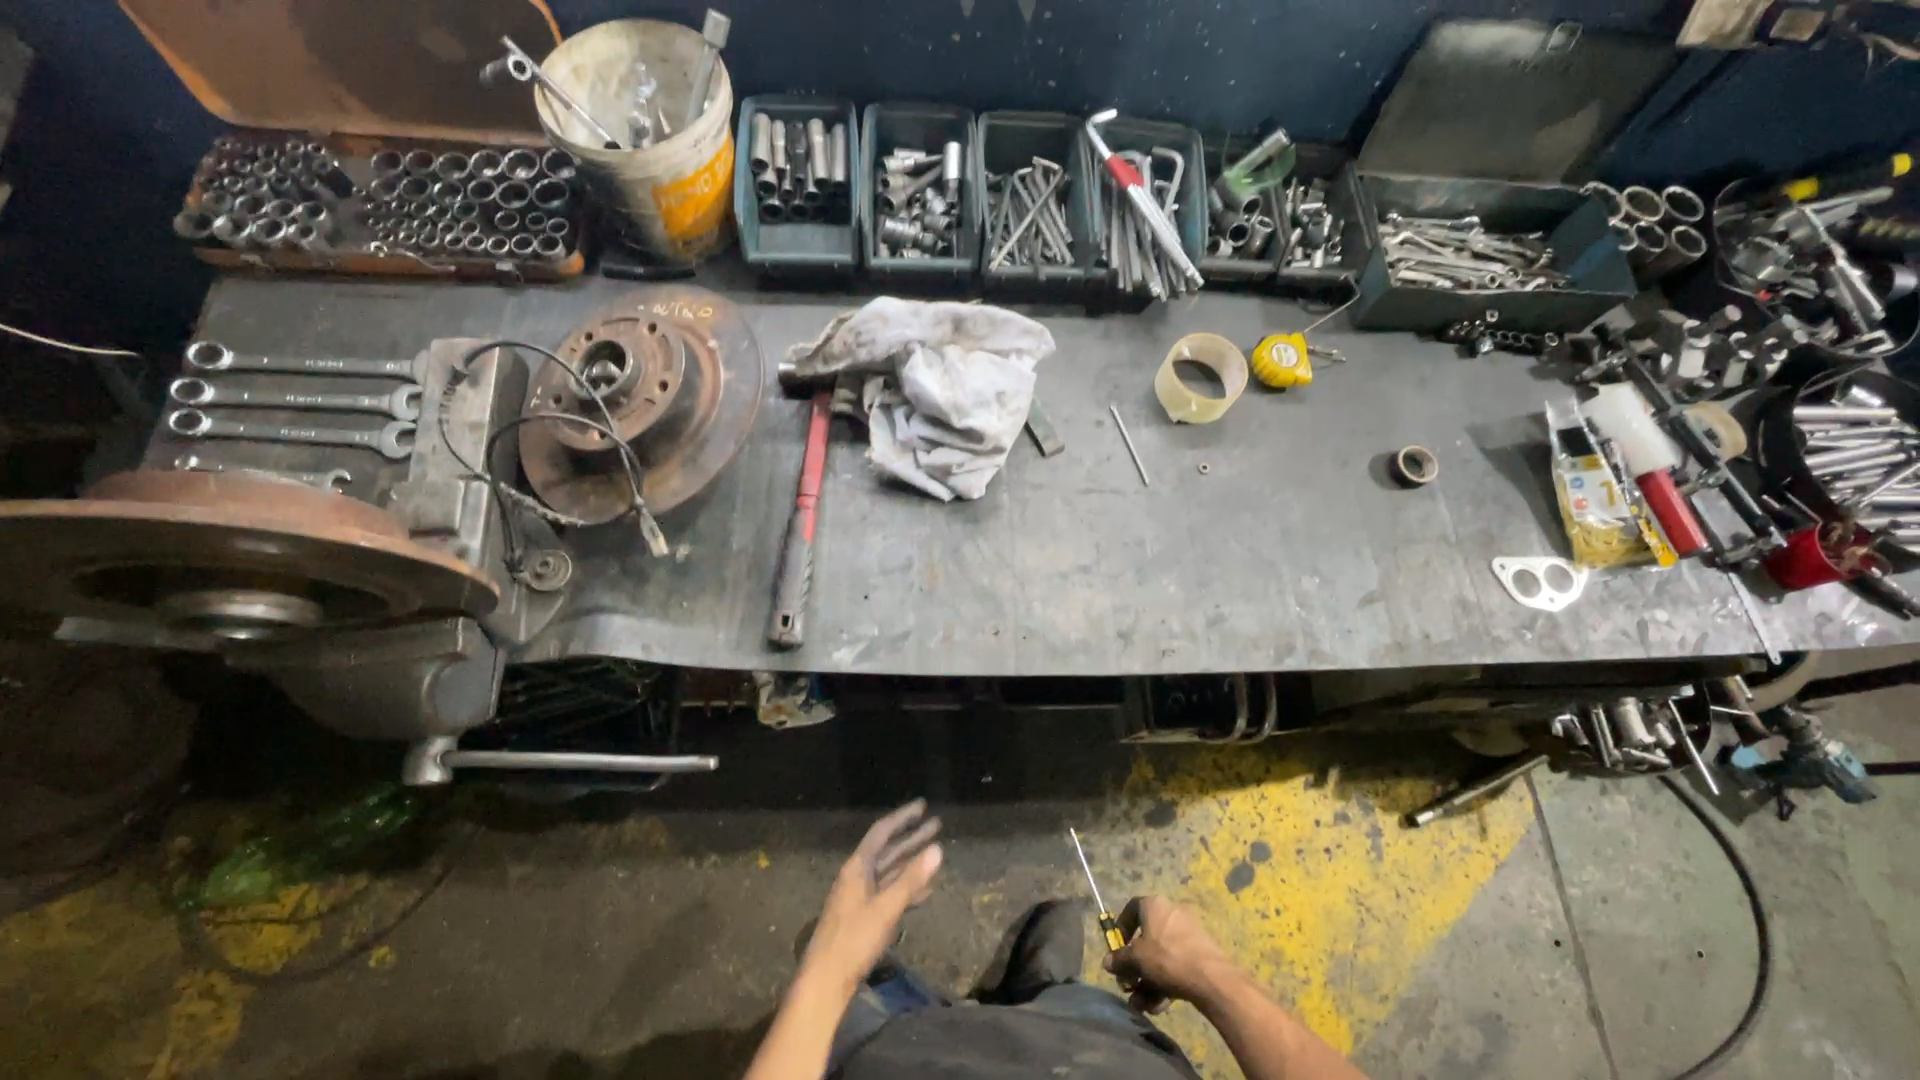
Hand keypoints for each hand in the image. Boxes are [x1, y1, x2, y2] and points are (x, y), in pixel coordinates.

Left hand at [799, 799, 944, 996]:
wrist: (826, 980)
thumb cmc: (854, 940)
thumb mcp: (886, 908)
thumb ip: (911, 879)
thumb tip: (937, 848)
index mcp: (857, 868)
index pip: (882, 832)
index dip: (902, 817)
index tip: (922, 805)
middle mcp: (857, 877)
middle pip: (888, 850)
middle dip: (912, 838)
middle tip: (937, 824)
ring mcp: (860, 897)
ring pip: (890, 872)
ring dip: (911, 862)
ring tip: (936, 853)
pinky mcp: (864, 917)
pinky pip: (889, 894)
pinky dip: (907, 889)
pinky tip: (925, 892)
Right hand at [1103, 895, 1237, 1012]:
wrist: (1212, 978)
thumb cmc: (1167, 958)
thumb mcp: (1136, 959)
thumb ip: (1119, 959)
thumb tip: (1107, 962)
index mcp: (1154, 905)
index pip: (1131, 909)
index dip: (1121, 929)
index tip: (1117, 949)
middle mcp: (1172, 913)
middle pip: (1146, 938)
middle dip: (1135, 966)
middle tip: (1129, 985)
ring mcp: (1189, 933)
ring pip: (1161, 956)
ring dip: (1148, 981)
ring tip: (1142, 1005)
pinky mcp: (1201, 952)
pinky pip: (1176, 964)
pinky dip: (1166, 982)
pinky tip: (1159, 1006)